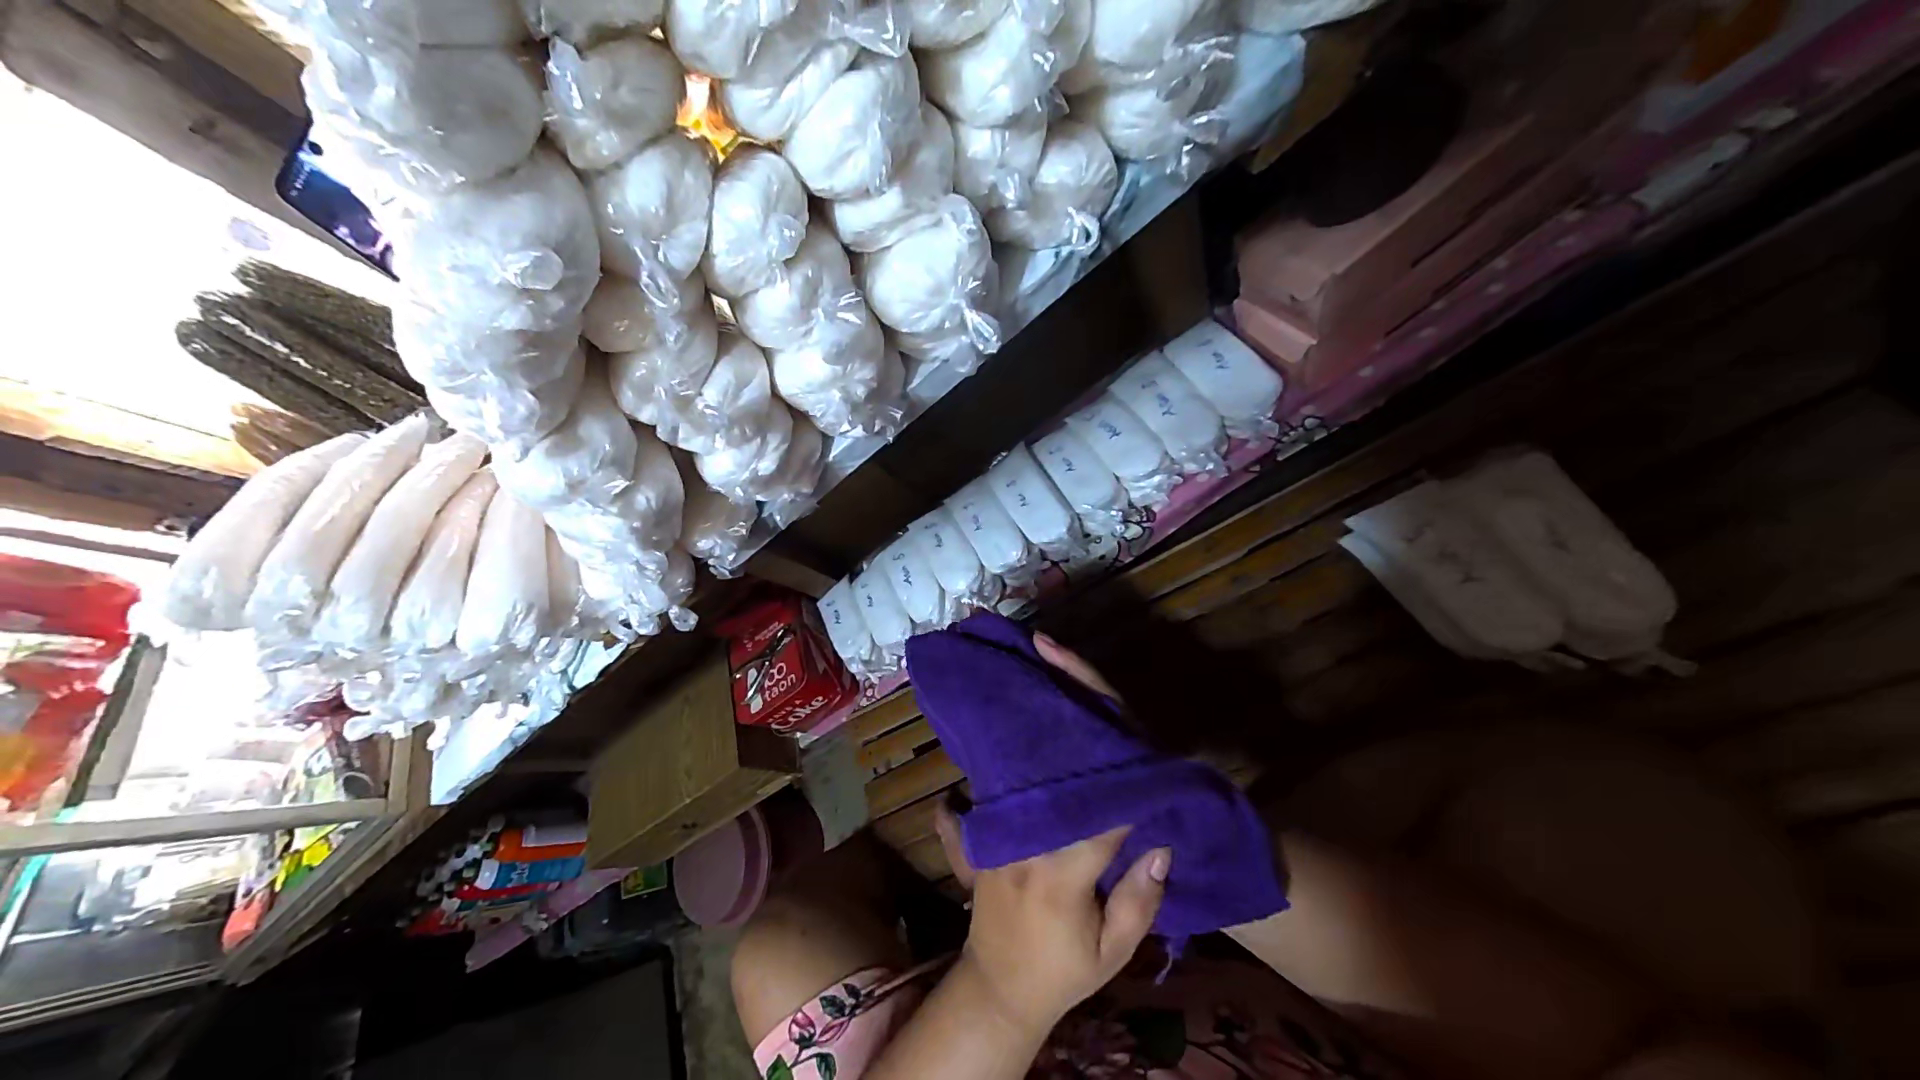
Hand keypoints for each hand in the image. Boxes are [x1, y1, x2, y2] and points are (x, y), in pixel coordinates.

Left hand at [932, 632, 1169, 1035]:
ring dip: (1014, 735)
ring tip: (1022, 686)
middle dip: (1059, 729)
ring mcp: (991, 840)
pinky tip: (986, 734)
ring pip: (1004, 778)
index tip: (1134, 738)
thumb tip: (1160, 842)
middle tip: (1054, 667)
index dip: (1119, 778)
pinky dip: (980, 768)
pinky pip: (972, 798)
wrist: (998, 990)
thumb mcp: (1112, 951)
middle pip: (1045, 778)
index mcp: (1061, 873)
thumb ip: (1139, 899)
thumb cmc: (1063, 973)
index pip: (1097, 812)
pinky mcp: (974, 842)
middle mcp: (1021, 845)